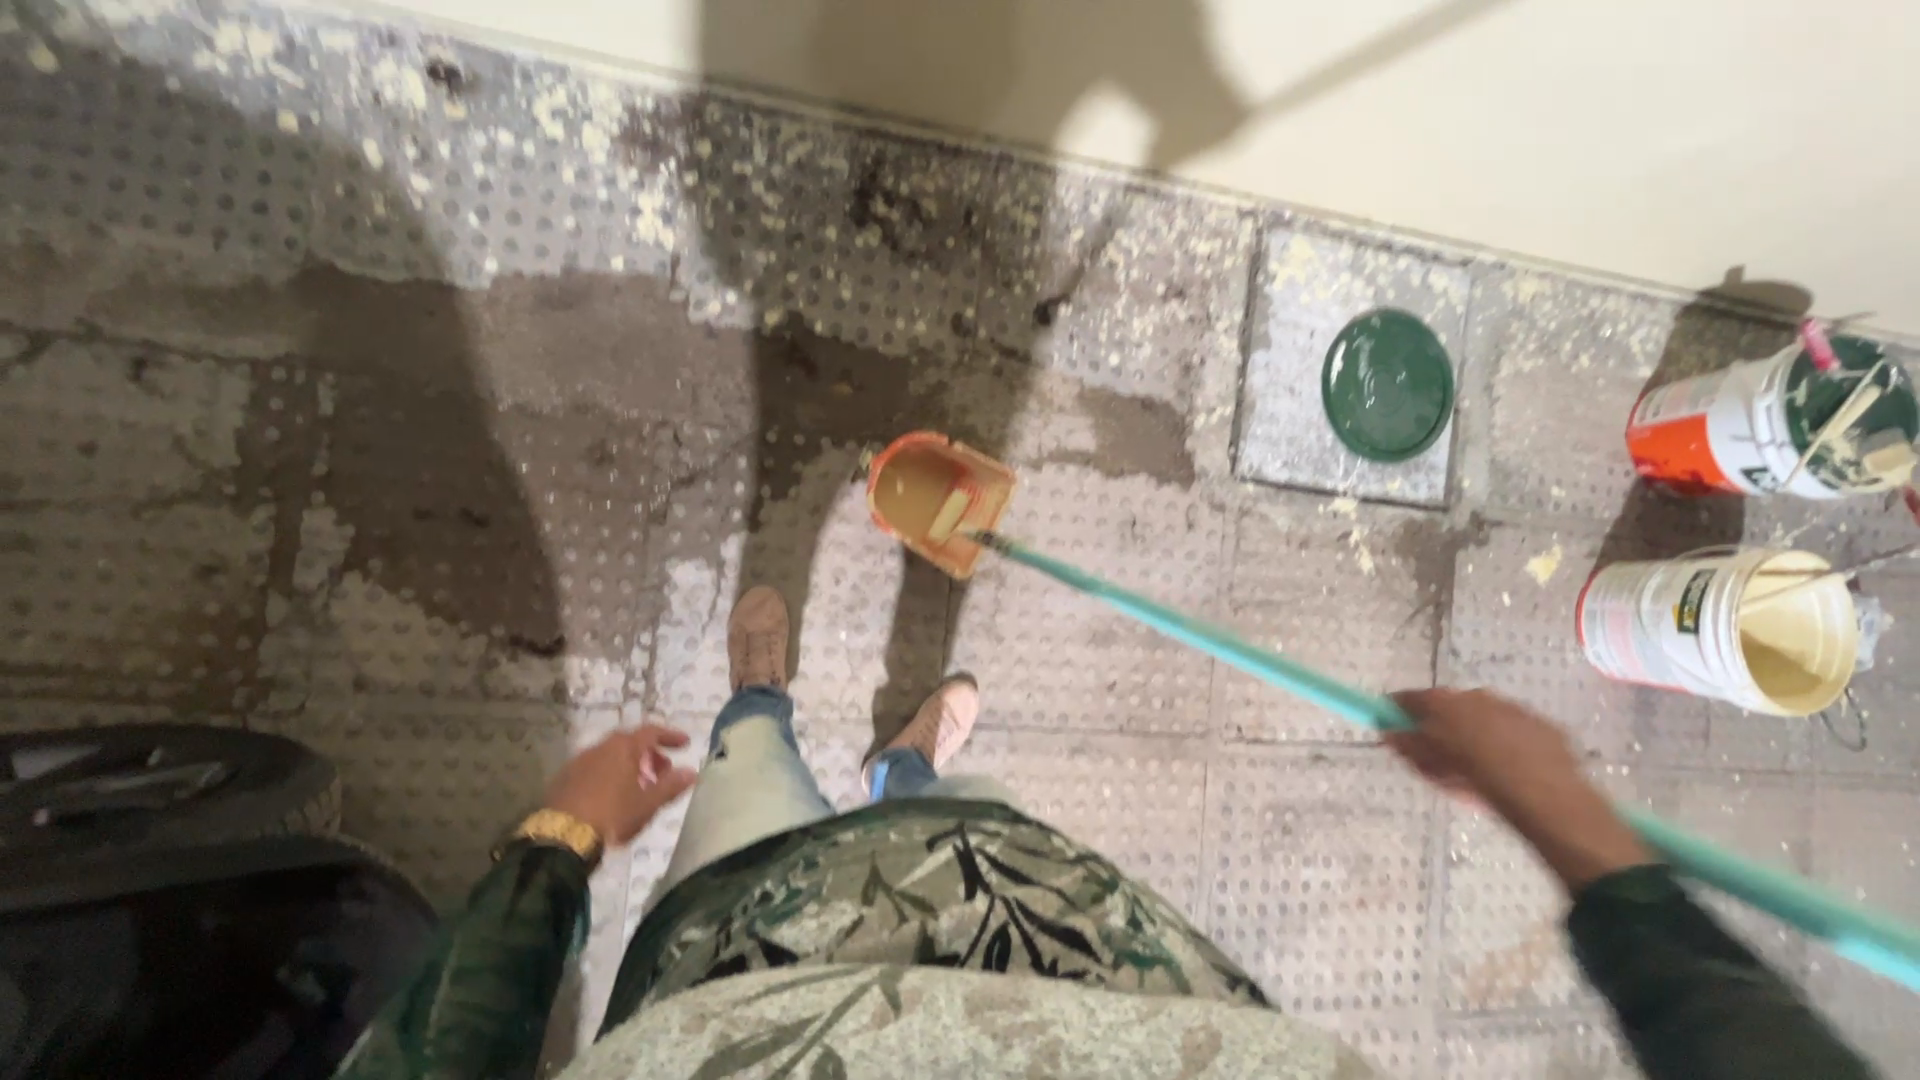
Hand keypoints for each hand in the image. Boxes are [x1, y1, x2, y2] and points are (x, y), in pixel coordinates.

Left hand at [543, 723, 697, 846]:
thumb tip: (691, 772)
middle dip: (649, 754)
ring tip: (639, 787)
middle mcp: (600, 747)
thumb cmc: (612, 815)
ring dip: (629, 765)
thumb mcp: (648, 803)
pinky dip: (609, 775)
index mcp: (623, 747)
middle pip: (630, 742)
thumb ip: (671, 785)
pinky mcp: (563, 779)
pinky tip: (612, 796)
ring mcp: (578, 762)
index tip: (685, 744)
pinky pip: (594, 769)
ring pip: (610, 756)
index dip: (670, 736)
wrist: (561, 838)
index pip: (652, 732)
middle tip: (662, 771)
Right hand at [1386, 688, 1651, 891]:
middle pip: (1447, 706)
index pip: (1408, 698)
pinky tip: (1512, 769)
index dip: (1396, 711)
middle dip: (1440, 725)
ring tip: (1479, 768)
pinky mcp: (1543, 724)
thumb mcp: (1430, 768)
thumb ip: (1407, 746)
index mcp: (1443, 702)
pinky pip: (1515, 730)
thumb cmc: (1475, 779)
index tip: (1392, 725)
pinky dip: (1508, 742)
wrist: (1545, 794)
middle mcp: (1475, 695)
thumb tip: (1390, 732)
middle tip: (1439, 756)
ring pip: (1483, 716)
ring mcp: (1512, 707)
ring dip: (1475, 733)